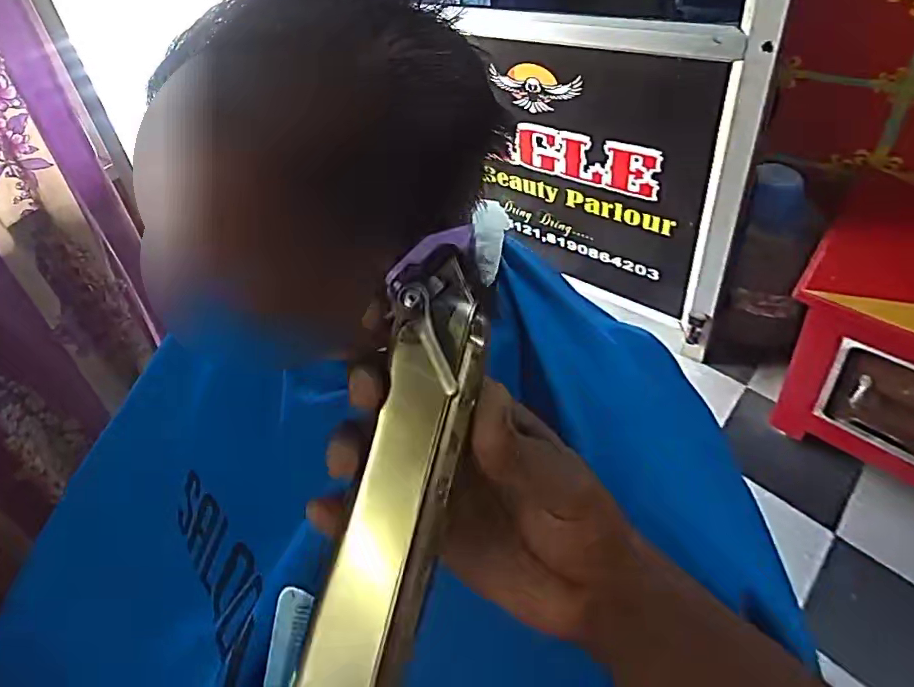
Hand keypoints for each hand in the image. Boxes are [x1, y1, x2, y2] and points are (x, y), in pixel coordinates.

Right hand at [307, 362, 818, 686]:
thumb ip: (515, 445)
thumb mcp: (557, 476)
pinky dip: (341, 509)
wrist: (587, 593)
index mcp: (471, 406)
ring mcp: (420, 476)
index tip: (370, 321)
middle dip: (365, 384)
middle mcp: (436, 431)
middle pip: (387, 395)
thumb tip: (486, 393)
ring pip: (369, 446)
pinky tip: (325, 511)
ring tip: (344, 463)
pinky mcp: (411, 521)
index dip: (396, 335)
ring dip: (346, 444)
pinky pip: (369, 509)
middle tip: (365, 394)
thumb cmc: (579, 513)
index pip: (429, 359)